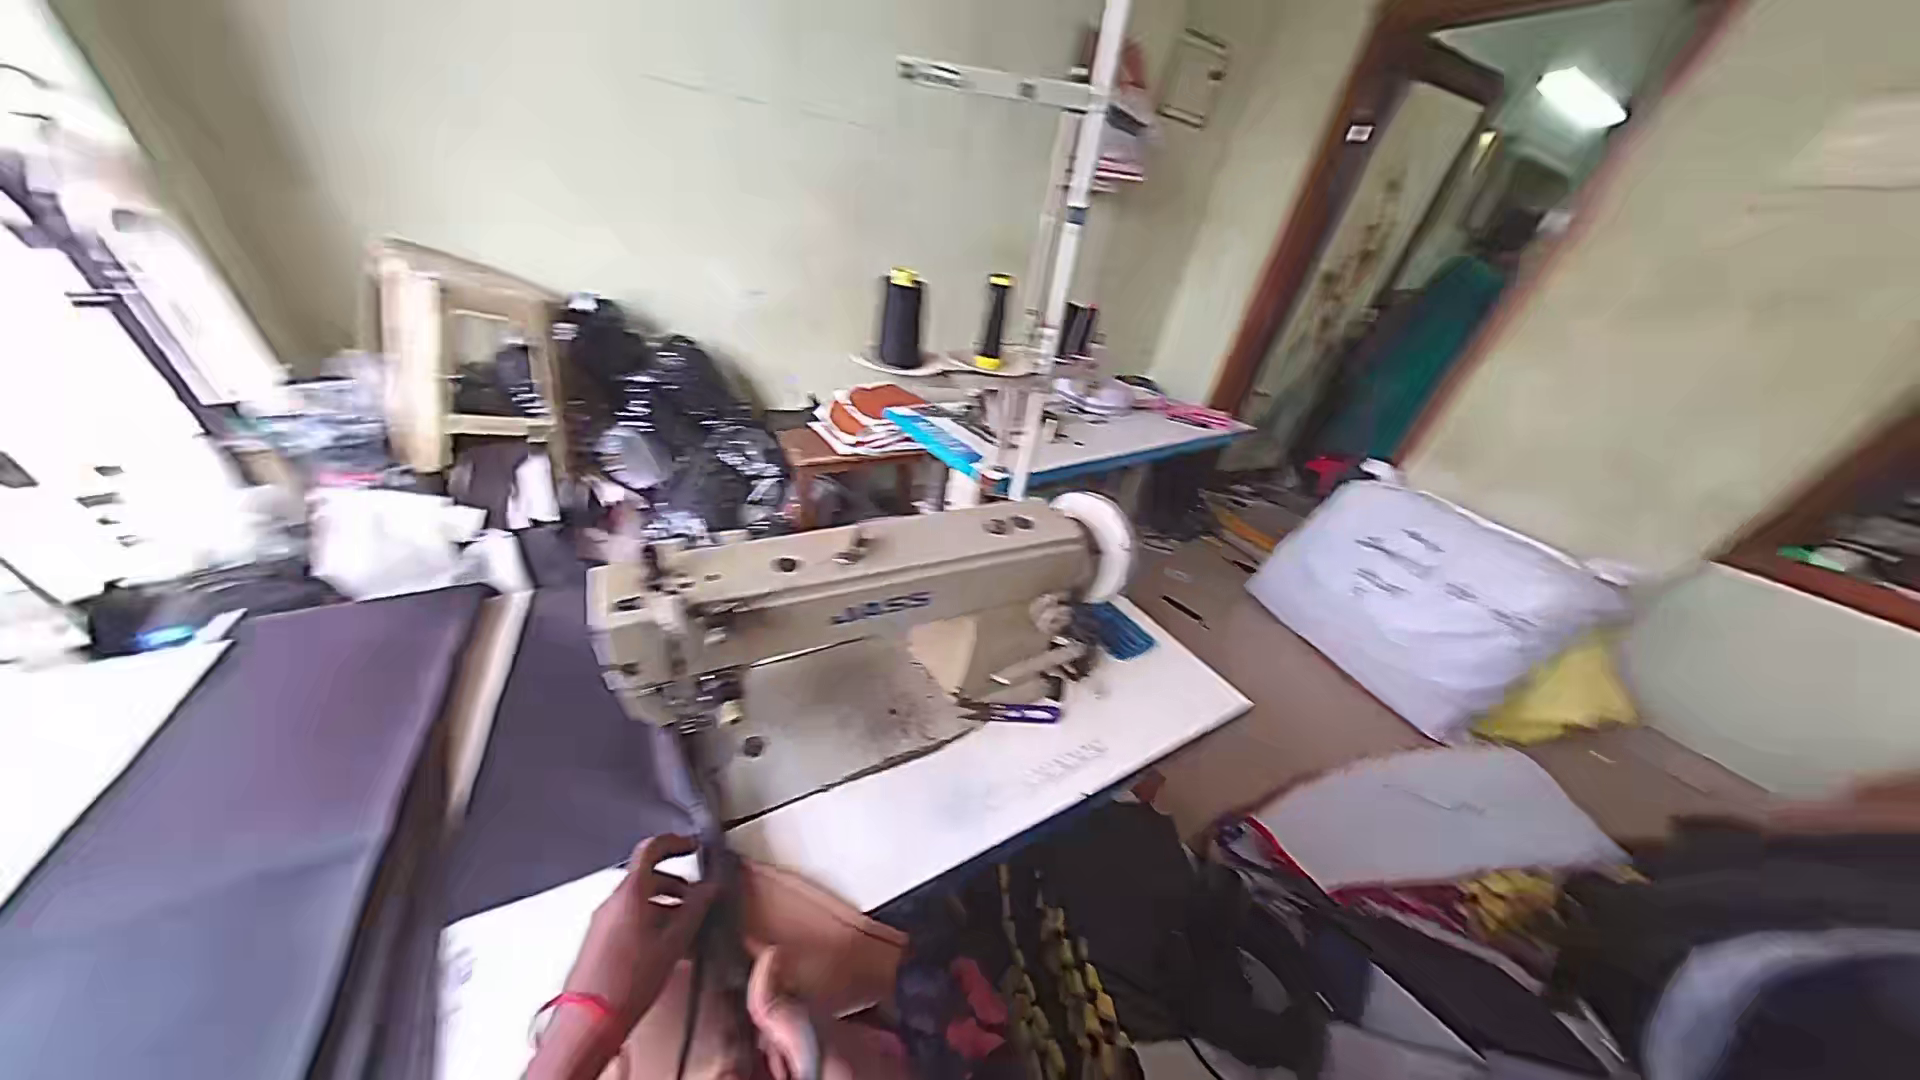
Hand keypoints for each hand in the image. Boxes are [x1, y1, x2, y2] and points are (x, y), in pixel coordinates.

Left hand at [564, 834, 717, 1030]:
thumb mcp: (675, 940)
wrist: (587, 1025)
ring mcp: (602, 924)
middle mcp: (612, 903)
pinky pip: (627, 919)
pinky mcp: (597, 943)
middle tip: (697, 895)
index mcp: (630, 893)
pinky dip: (650, 920)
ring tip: (685, 925)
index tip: (692, 846)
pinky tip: (665, 944)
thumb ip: (697, 907)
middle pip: (648, 877)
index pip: (652, 848)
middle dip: (677, 883)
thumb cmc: (626, 983)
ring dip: (665, 904)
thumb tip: (710, 888)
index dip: (676, 842)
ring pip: (639, 900)